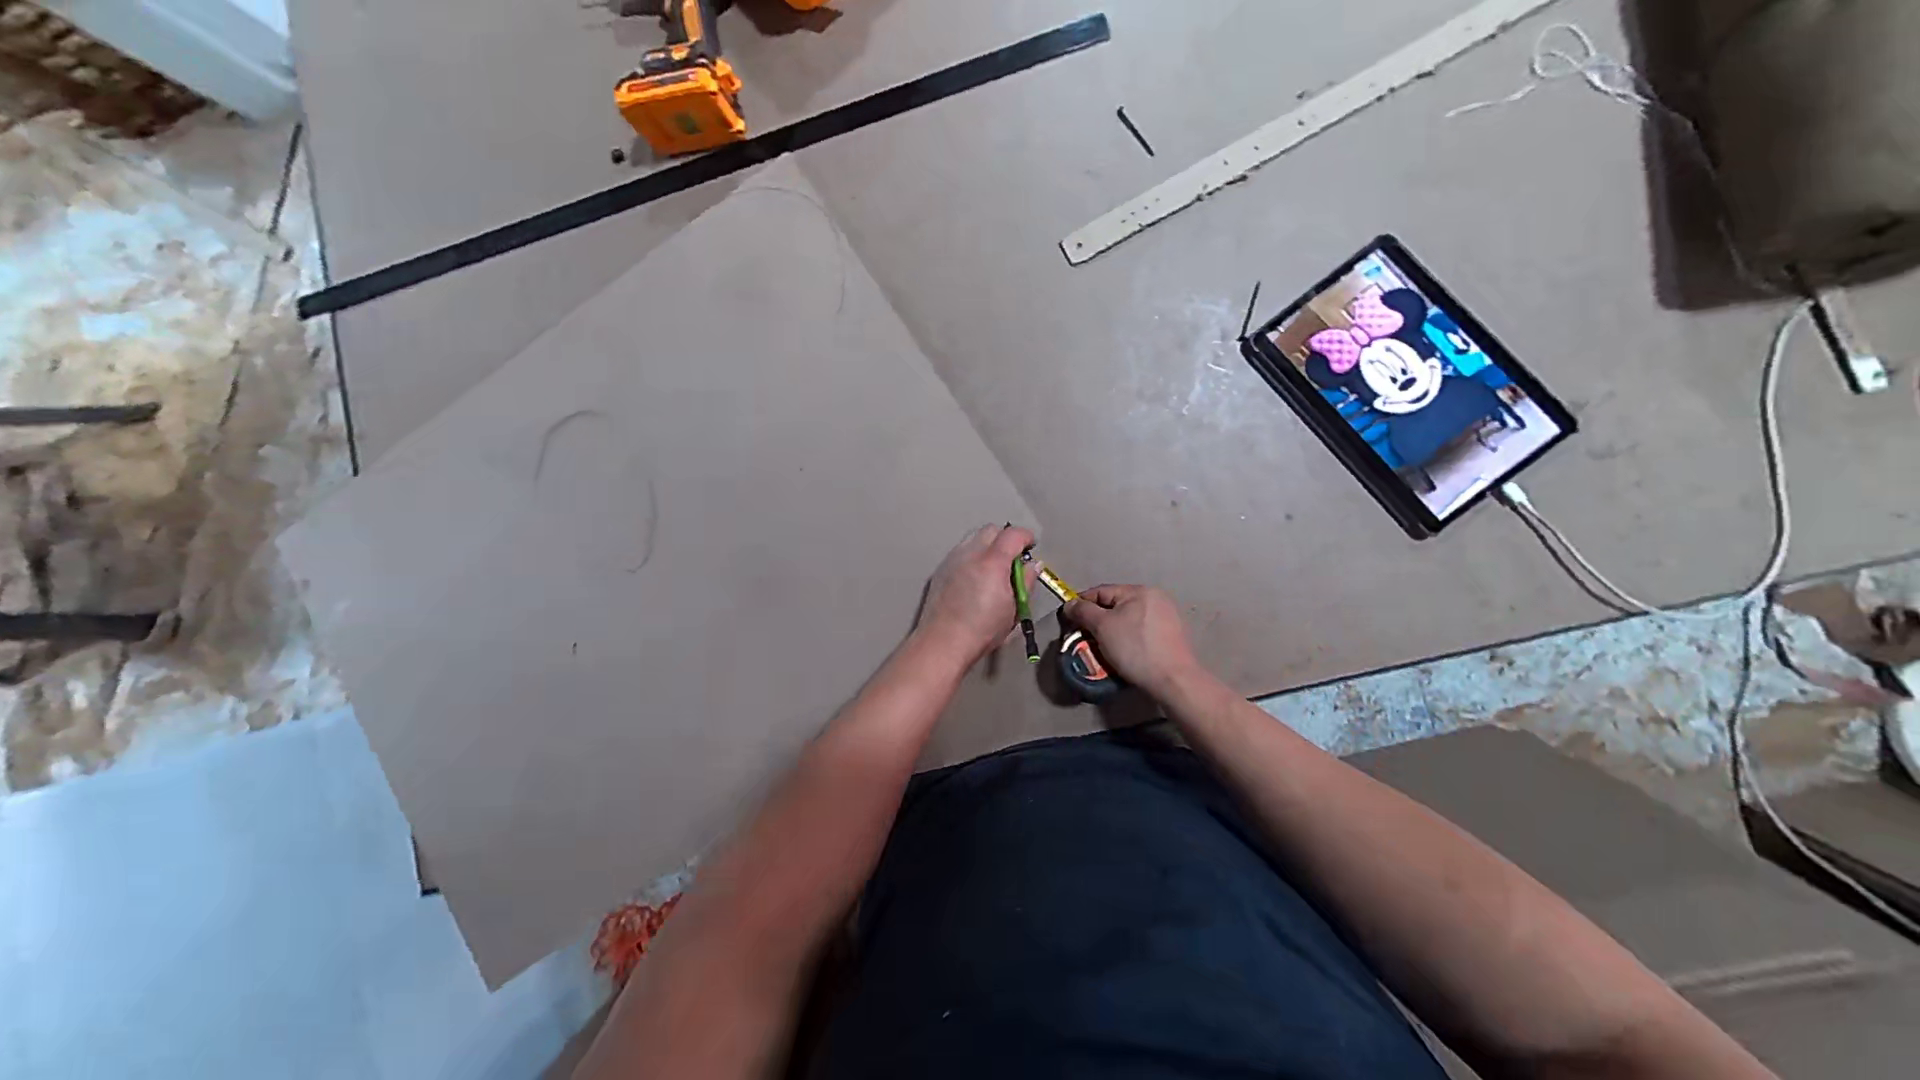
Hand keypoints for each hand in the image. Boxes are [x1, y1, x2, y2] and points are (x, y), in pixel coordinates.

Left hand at [918, 524, 1035, 663]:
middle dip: (1006, 538)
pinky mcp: (940, 570)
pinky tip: (976, 577)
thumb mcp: (1014, 608)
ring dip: (987, 545)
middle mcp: (970, 554)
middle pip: (991, 529)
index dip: (1026, 536)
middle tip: (1014, 558)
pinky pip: (960, 552)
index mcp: (992, 562)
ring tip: (994, 568)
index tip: (1031, 545)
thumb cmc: (982, 630)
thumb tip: (1033, 566)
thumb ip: (1026, 582)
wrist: (944, 641)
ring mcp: (952, 560)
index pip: (1013, 534)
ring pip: (973, 538)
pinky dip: (972, 556)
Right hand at [1064, 585, 1203, 697]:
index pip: (1100, 592)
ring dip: (1112, 632)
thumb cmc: (1135, 649)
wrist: (1174, 680)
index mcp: (1139, 591)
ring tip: (1102, 648)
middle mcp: (1156, 598)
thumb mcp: (1102, 627)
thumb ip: (1083, 611)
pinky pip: (1141, 632)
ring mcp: (1167, 617)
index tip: (1068, 622)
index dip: (1080, 605)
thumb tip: (1070, 604)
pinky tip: (1124, 654)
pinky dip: (1128, 640)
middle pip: (1115, 606)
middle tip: (1085, 638)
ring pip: (1128, 620)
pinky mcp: (1171, 636)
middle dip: (1097, 621)